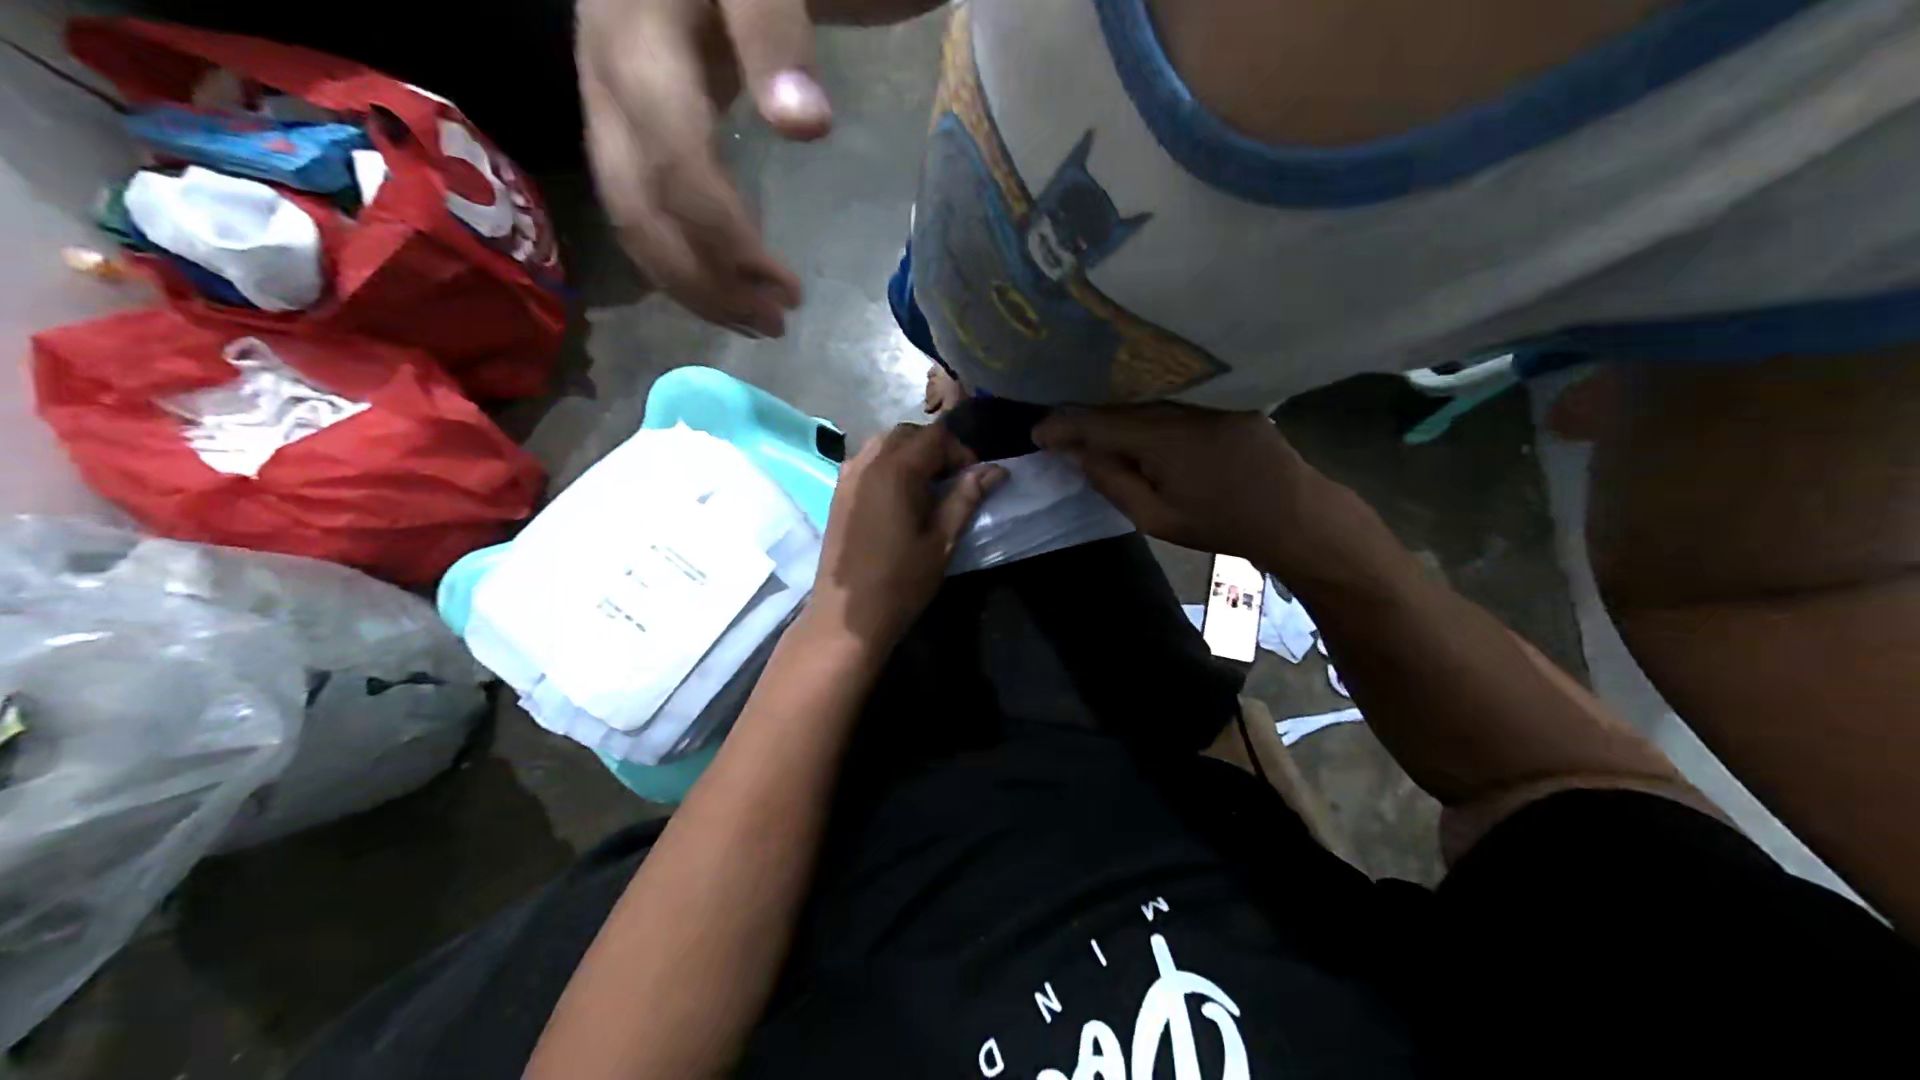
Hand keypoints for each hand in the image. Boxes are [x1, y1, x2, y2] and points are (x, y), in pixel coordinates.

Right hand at [576, 0, 824, 337]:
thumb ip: (773, 30)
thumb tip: (805, 125)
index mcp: (639, 47)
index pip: (678, 171)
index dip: (731, 243)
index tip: (790, 292)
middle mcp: (606, 89)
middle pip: (644, 213)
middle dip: (710, 284)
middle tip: (775, 327)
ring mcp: (604, 114)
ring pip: (633, 224)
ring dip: (695, 289)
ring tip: (758, 326)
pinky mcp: (619, 132)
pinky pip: (635, 213)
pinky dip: (677, 266)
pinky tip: (719, 293)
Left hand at [807, 423, 1006, 648]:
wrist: (847, 618)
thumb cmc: (900, 582)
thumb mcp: (942, 541)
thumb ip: (967, 498)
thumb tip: (995, 470)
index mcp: (895, 470)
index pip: (935, 436)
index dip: (960, 451)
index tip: (974, 479)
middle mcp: (867, 463)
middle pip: (907, 434)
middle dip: (935, 449)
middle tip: (954, 482)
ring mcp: (847, 477)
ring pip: (883, 444)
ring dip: (910, 454)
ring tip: (928, 489)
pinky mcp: (837, 494)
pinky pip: (866, 462)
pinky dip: (887, 465)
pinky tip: (899, 498)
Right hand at [1032, 404, 1351, 566]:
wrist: (1296, 515)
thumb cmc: (1222, 524)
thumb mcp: (1158, 519)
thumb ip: (1113, 483)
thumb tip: (1079, 455)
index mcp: (1161, 437)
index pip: (1098, 422)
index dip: (1062, 426)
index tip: (1037, 435)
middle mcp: (1180, 407)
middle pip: (1118, 404)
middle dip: (1082, 415)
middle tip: (1054, 430)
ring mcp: (1205, 401)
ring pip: (1144, 399)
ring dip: (1112, 412)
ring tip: (1085, 427)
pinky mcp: (1224, 401)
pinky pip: (1171, 400)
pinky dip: (1142, 410)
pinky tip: (1130, 422)